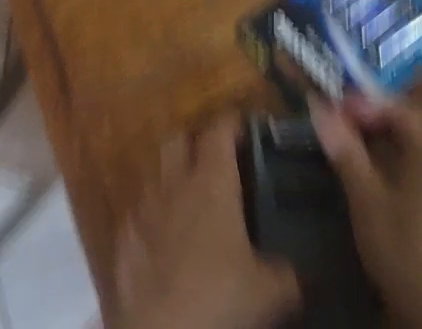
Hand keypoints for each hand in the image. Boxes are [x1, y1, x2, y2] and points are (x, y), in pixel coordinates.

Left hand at [113, 116, 300, 328]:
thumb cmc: (220, 299)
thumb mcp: (271, 290)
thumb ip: (288, 271)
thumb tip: (300, 271)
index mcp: (211, 182)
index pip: (219, 130)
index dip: (233, 122)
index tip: (247, 124)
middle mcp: (173, 182)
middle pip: (178, 138)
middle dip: (197, 139)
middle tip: (219, 157)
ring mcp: (142, 205)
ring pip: (156, 170)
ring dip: (173, 174)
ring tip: (193, 196)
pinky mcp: (122, 233)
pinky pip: (140, 207)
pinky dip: (155, 211)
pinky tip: (166, 233)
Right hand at [310, 97, 421, 328]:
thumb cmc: (404, 247)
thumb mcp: (365, 196)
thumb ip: (344, 148)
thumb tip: (318, 106)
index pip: (394, 107)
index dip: (358, 105)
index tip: (325, 111)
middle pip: (410, 126)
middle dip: (370, 124)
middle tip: (334, 133)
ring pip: (420, 150)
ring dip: (385, 146)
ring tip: (351, 157)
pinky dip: (404, 168)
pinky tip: (382, 186)